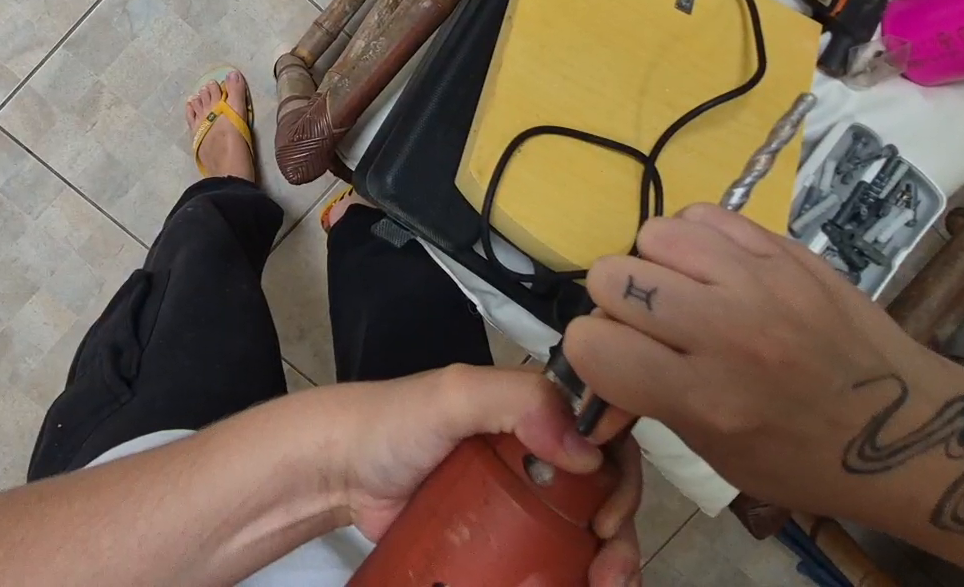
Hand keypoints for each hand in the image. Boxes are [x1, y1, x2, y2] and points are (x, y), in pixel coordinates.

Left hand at [307, 365, 642, 586]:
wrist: (341, 471)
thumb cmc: (395, 423)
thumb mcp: (453, 395)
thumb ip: (515, 401)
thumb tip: (585, 449)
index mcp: (532, 408)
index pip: (601, 430)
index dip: (620, 470)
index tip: (609, 512)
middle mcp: (535, 450)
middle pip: (602, 486)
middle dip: (621, 529)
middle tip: (610, 569)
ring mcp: (519, 496)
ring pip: (585, 527)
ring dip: (609, 560)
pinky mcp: (501, 534)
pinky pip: (550, 555)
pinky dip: (574, 576)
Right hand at [563, 203, 952, 518]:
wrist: (916, 431)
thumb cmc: (807, 459)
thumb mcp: (716, 456)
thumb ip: (647, 397)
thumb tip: (593, 353)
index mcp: (708, 398)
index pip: (591, 343)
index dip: (591, 352)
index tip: (616, 359)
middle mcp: (728, 330)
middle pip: (611, 276)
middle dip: (615, 302)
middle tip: (650, 324)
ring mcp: (760, 280)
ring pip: (653, 235)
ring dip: (654, 264)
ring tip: (685, 290)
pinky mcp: (784, 249)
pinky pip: (701, 215)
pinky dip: (695, 239)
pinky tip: (715, 269)